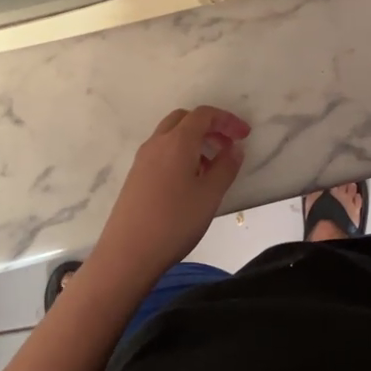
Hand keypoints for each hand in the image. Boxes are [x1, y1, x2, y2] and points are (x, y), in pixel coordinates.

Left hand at [90, 106, 249, 282]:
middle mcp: (157, 143)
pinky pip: (161, 152)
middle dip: (209, 126)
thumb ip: (226, 166)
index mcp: (177, 141)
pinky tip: (188, 182)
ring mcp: (142, 160)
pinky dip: (179, 154)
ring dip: (193, 141)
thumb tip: (234, 148)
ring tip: (211, 167)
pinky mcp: (134, 177)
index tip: (244, 134)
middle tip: (227, 145)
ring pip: (171, 136)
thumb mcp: (210, 195)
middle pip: (184, 119)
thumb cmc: (174, 222)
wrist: (126, 255)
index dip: (227, 119)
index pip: (204, 115)